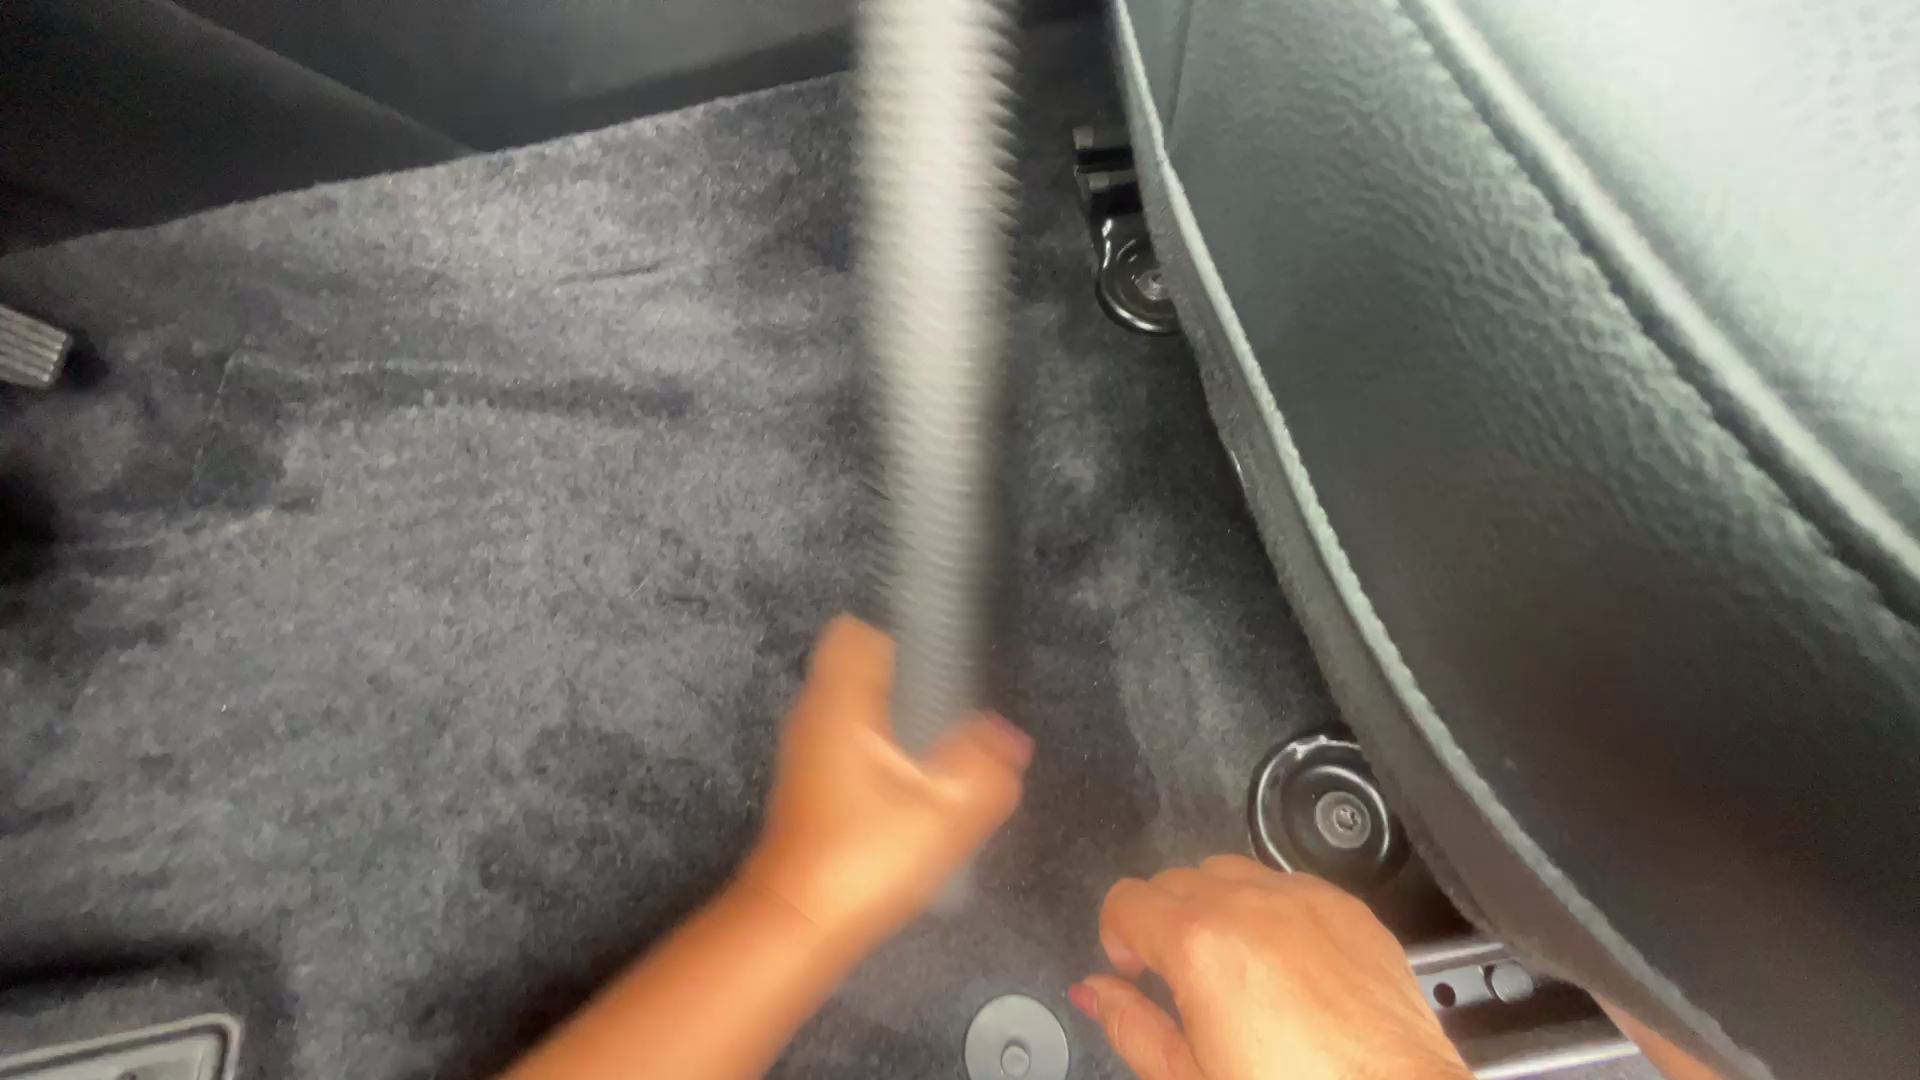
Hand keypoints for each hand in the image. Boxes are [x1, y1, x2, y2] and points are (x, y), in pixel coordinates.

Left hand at [739, 615, 1031, 949]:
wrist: (797, 924)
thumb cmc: (866, 856)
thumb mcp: (944, 813)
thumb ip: (985, 767)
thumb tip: (1011, 738)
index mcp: (842, 705)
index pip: (854, 634)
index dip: (894, 631)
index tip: (936, 649)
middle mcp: (815, 715)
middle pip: (853, 666)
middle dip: (899, 671)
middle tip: (947, 695)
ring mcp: (804, 748)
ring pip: (848, 702)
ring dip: (887, 707)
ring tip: (936, 734)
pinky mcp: (806, 781)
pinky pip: (843, 734)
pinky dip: (873, 738)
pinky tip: (906, 776)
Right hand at [1071, 856, 1471, 1079]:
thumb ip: (1130, 1026)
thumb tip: (1092, 989)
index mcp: (1197, 943)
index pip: (1124, 900)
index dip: (1118, 938)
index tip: (1135, 973)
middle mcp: (1244, 902)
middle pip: (1171, 880)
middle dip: (1163, 922)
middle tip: (1184, 980)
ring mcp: (1298, 897)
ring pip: (1224, 871)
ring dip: (1213, 905)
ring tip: (1236, 965)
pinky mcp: (1344, 906)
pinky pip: (1282, 882)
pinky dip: (1268, 909)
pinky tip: (1287, 963)